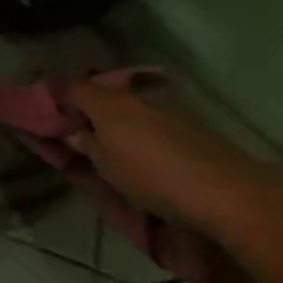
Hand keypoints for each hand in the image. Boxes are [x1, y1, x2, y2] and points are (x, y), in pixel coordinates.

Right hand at [61, 80, 282, 243]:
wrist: (231, 195)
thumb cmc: (154, 177)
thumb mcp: (107, 167)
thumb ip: (87, 144)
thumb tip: (74, 131)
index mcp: (107, 102)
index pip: (71, 88)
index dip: (58, 100)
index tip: (51, 118)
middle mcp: (135, 96)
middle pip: (102, 96)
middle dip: (89, 110)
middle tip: (79, 134)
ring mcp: (167, 109)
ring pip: (131, 108)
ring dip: (118, 122)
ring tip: (113, 148)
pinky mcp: (194, 126)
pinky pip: (154, 122)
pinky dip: (142, 133)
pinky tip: (145, 154)